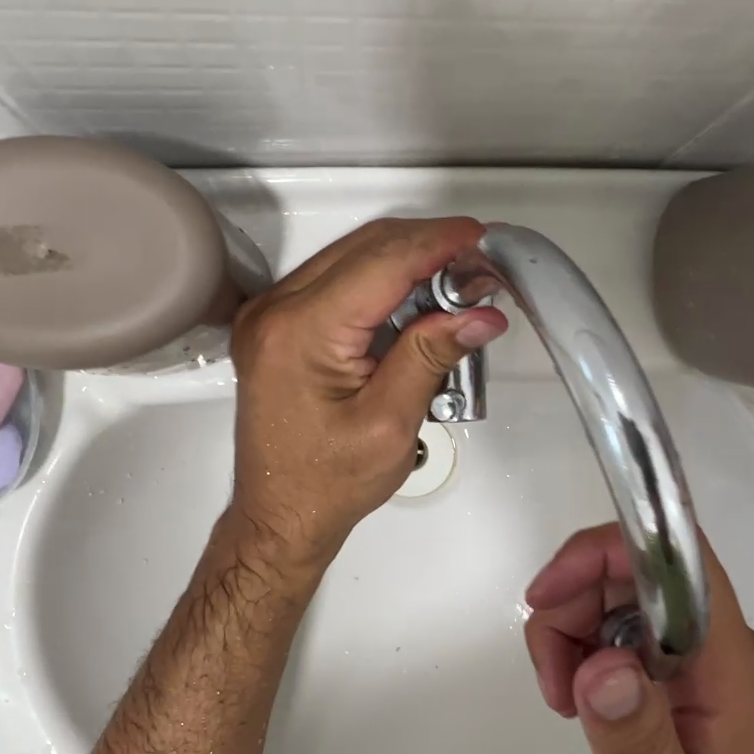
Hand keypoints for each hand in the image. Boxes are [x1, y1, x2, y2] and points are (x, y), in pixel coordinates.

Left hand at [230, 217, 508, 562]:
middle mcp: (276, 312)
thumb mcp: (391, 424)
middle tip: (478, 265)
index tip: (481, 238)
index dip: (438, 244)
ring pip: (351, 257)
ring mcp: (271, 316)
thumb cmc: (329, 484)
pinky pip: (336, 281)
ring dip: (406, 262)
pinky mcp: (278, 326)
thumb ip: (431, 358)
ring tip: (456, 284)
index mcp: (301, 332)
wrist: (281, 515)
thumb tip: (481, 315)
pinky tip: (416, 302)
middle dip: (426, 247)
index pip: (382, 263)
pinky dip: (381, 282)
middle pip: (364, 248)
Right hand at [523, 525, 753, 753]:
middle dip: (574, 603)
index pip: (684, 564)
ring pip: (617, 593)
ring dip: (569, 631)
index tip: (549, 594)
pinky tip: (577, 703)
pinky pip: (615, 627)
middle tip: (553, 682)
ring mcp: (696, 657)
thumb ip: (640, 745)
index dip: (613, 551)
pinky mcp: (674, 672)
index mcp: (732, 670)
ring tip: (563, 703)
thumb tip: (602, 666)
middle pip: (637, 571)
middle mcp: (718, 647)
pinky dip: (579, 650)